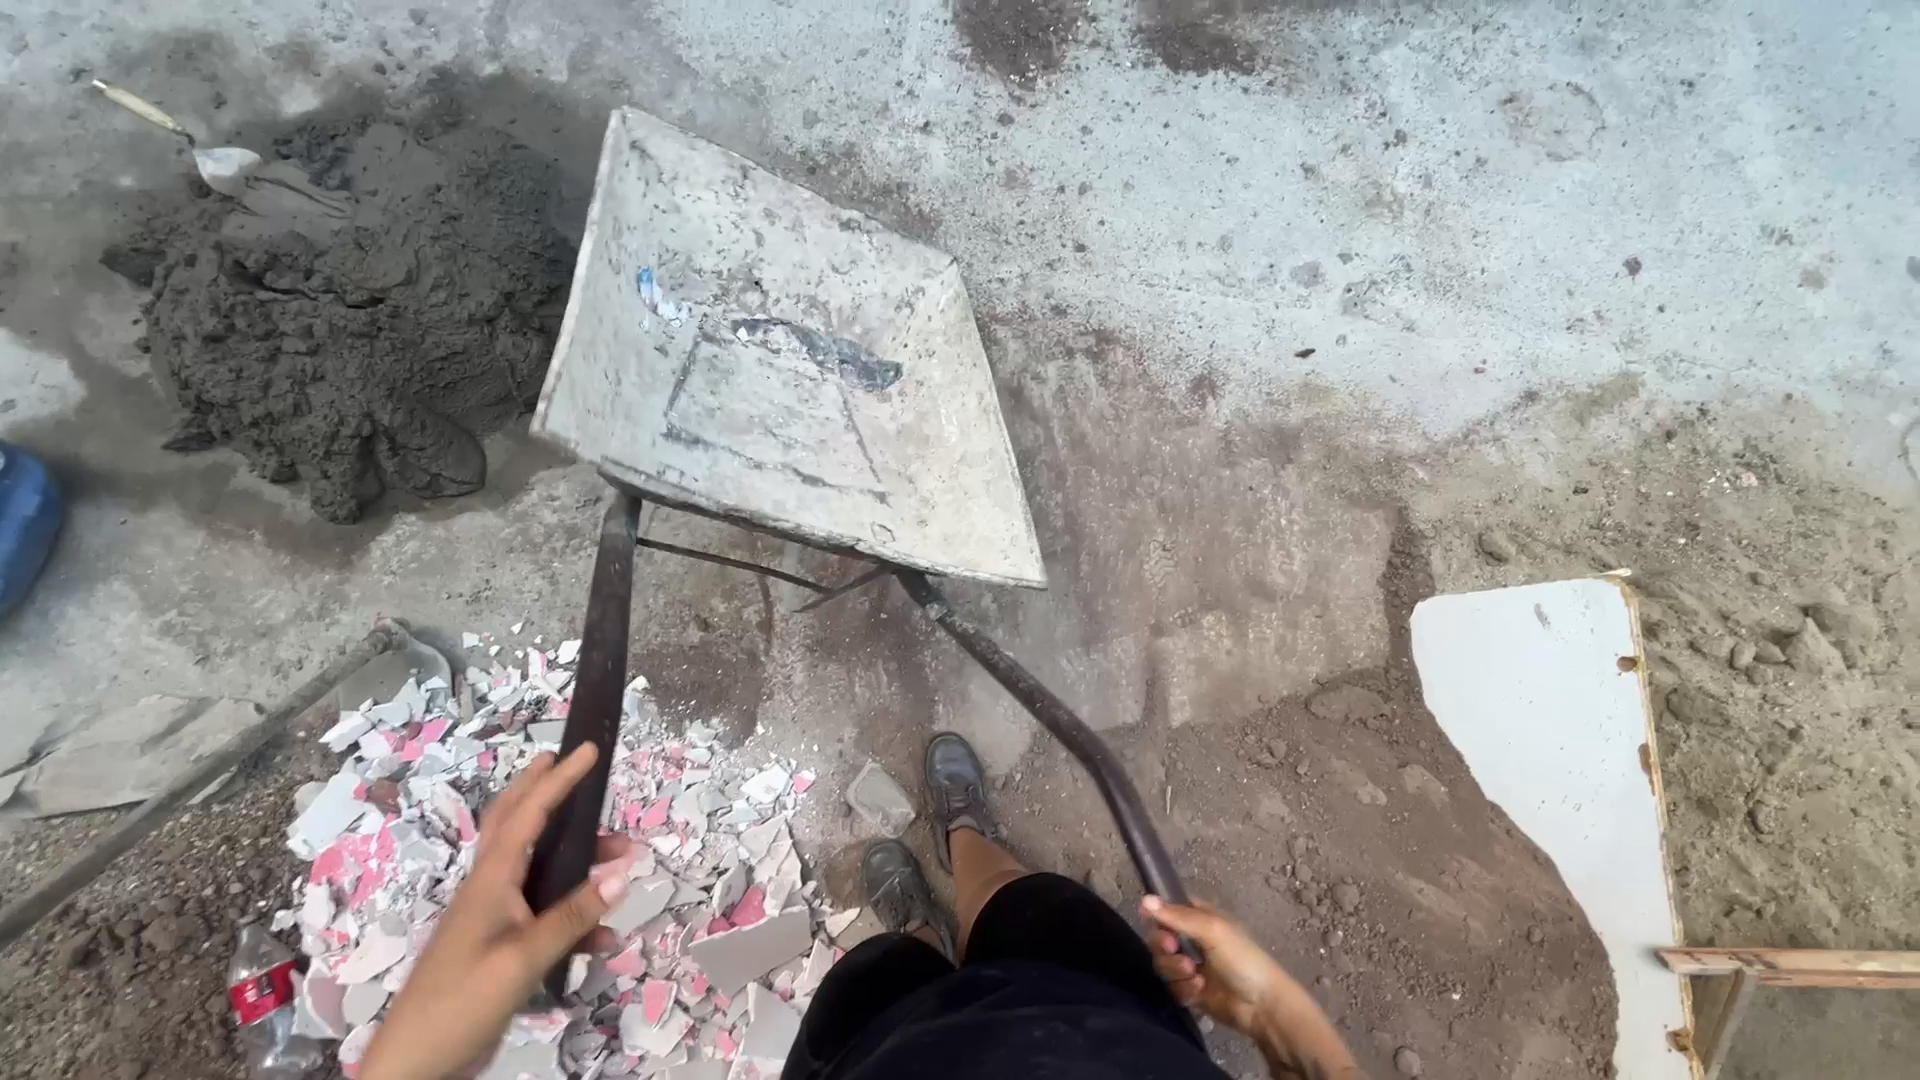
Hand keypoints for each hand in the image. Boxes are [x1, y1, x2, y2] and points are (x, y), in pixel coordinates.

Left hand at [361, 745, 633, 1079]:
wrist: (412, 1070)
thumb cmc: (460, 1003)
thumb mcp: (523, 959)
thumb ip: (574, 915)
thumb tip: (624, 873)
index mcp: (491, 881)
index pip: (529, 813)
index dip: (559, 778)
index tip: (587, 749)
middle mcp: (491, 888)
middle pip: (515, 822)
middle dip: (542, 788)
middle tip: (568, 762)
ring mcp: (494, 917)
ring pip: (540, 867)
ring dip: (580, 857)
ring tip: (620, 855)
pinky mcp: (501, 945)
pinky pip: (547, 915)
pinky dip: (578, 918)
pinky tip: (605, 940)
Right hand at [1143, 897, 1365, 1079]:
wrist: (1262, 1006)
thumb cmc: (1242, 958)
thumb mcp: (1212, 930)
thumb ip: (1177, 916)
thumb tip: (1144, 899)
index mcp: (1198, 918)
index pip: (1166, 909)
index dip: (1157, 914)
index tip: (1151, 920)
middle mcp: (1190, 939)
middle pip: (1158, 937)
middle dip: (1163, 944)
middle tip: (1174, 949)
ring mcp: (1189, 966)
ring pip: (1162, 963)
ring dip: (1174, 969)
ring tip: (1194, 975)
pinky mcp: (1190, 991)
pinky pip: (1172, 987)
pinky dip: (1183, 989)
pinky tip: (1199, 990)